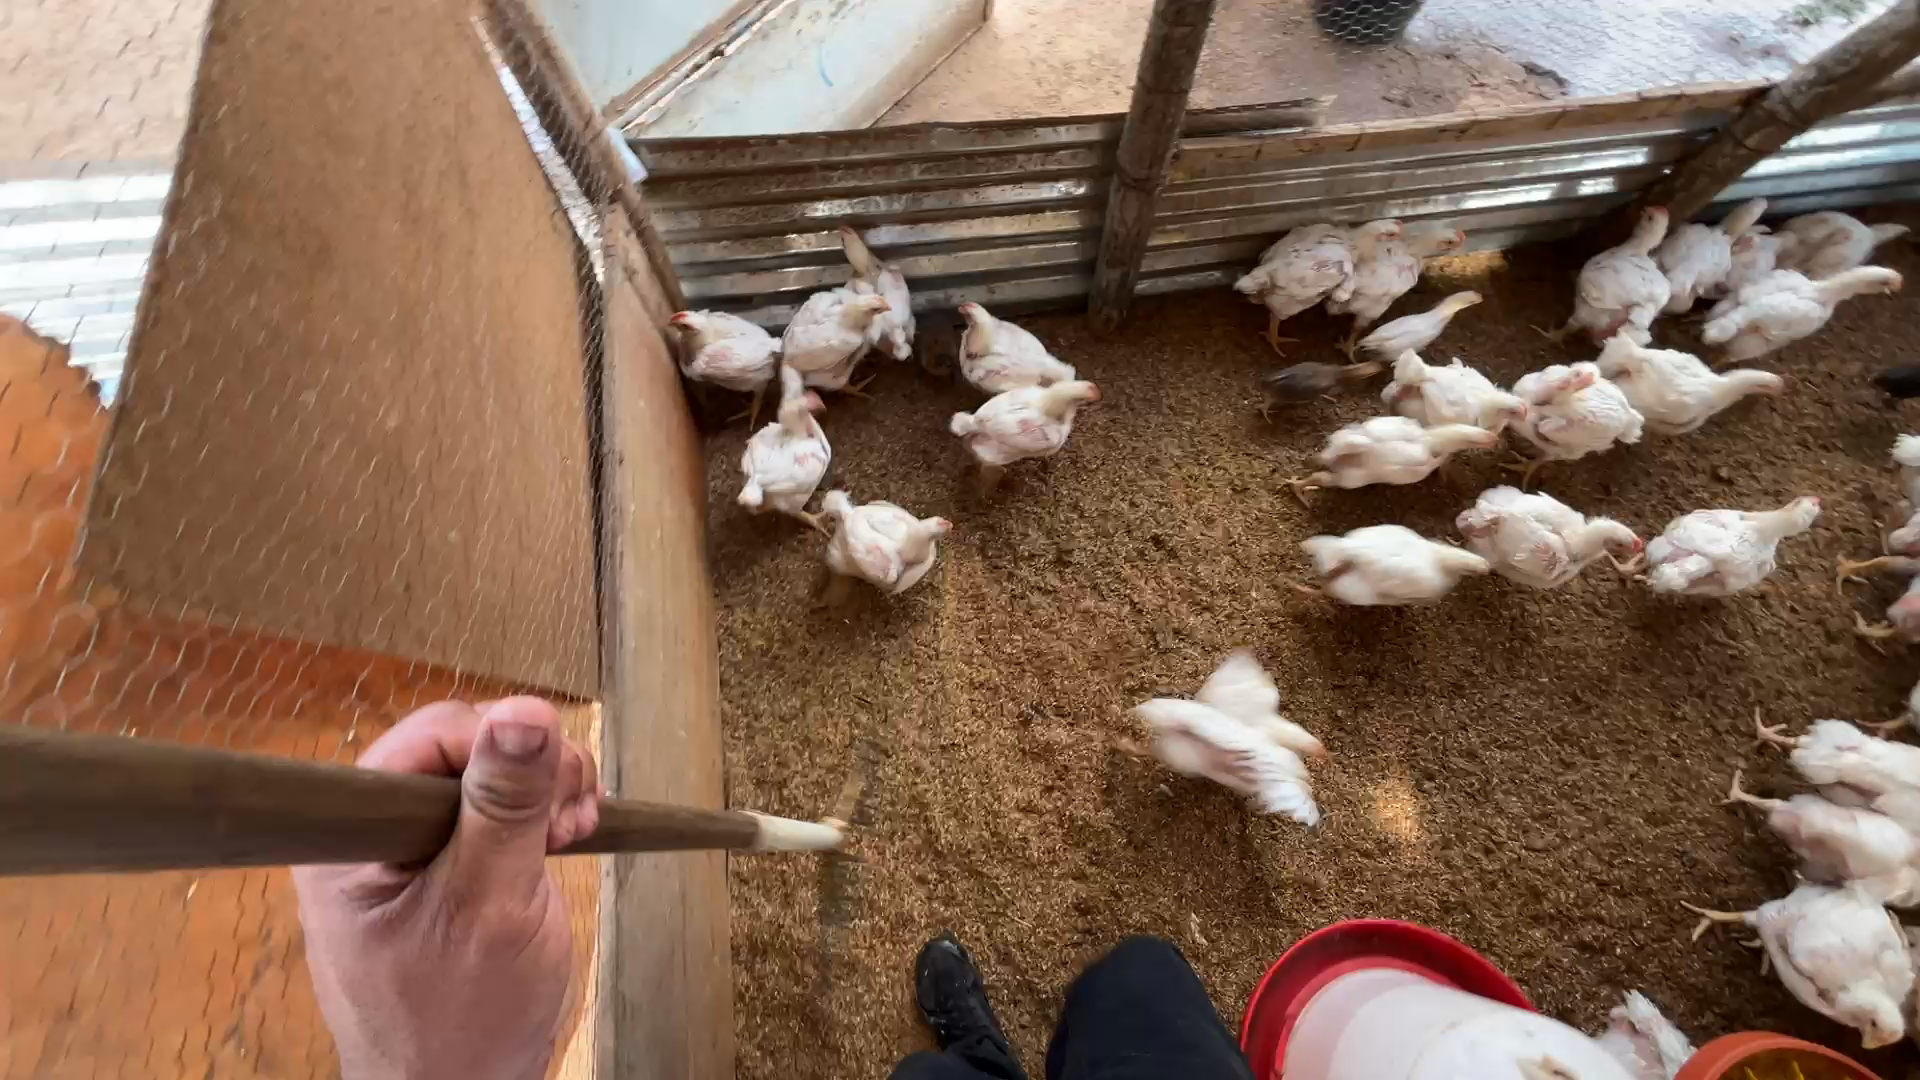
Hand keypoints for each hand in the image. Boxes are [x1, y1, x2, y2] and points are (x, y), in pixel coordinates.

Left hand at [293, 697, 600, 1079]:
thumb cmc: (467, 1013)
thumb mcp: (491, 903)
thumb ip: (506, 805)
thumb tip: (528, 708)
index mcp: (356, 836)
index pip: (431, 738)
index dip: (500, 748)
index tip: (545, 800)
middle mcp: (385, 824)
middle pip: (474, 741)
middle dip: (537, 769)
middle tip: (565, 822)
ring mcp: (428, 835)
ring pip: (505, 760)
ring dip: (556, 783)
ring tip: (572, 832)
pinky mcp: (467, 846)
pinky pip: (518, 791)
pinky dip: (559, 800)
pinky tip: (573, 831)